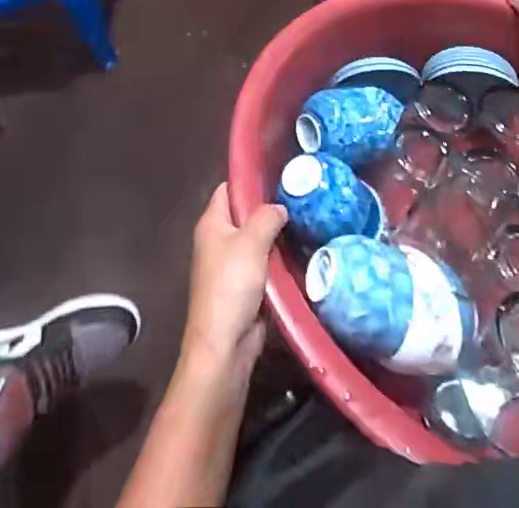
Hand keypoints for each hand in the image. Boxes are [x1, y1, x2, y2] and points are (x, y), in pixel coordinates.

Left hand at [183, 183, 285, 371]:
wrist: (224, 341)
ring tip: (307, 225)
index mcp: (211, 223)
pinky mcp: (244, 287)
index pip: (227, 190)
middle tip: (300, 203)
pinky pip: (263, 266)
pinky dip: (278, 262)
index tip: (278, 177)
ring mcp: (230, 264)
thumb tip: (278, 207)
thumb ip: (265, 218)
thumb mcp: (250, 242)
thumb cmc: (231, 284)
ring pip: (257, 242)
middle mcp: (217, 240)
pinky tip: (301, 257)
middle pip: (244, 216)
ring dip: (277, 238)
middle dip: (268, 211)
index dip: (248, 181)